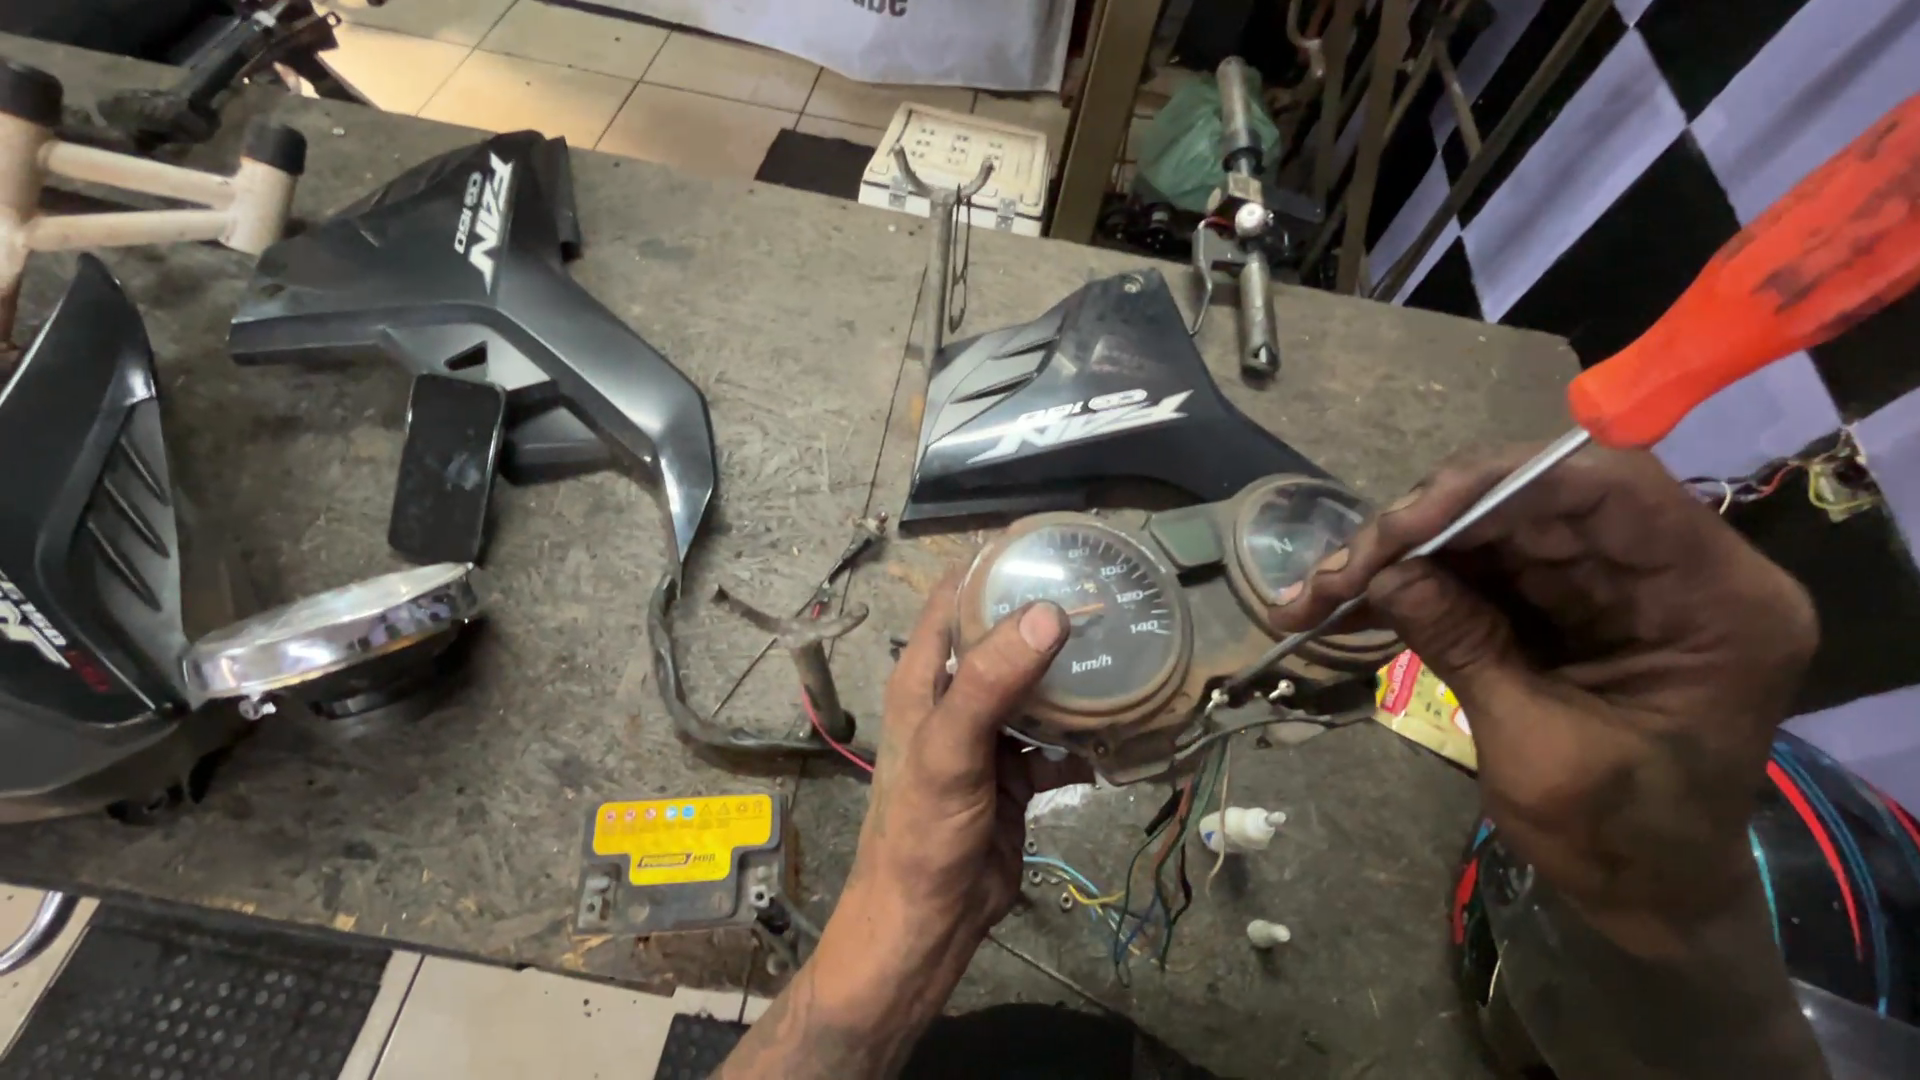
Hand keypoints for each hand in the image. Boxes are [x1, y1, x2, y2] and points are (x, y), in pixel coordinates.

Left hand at [717, 577, 1082, 1079]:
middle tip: (1110, 596)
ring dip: (1074, 677)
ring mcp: (989, 735)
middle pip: (1005, 638)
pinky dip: (1086, 740)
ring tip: (1128, 652)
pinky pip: (1057, 743)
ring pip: (1037, 689)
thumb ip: (990, 681)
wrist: (929, 921)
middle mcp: (956, 695)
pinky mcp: (1016, 774)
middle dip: (1049, 617)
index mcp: (926, 675)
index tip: (1049, 543)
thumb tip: (1046, 614)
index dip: (994, 564)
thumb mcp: (950, 748)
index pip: (956, 596)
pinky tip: (1124, 734)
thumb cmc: (922, 829)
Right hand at [1270, 445, 1816, 952]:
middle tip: (1332, 574)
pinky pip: (1465, 570)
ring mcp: (1593, 583)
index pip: (1606, 489)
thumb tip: (1382, 574)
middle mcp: (1654, 570)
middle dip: (1416, 532)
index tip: (1400, 526)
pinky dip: (1399, 585)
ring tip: (1313, 595)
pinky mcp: (1544, 601)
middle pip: (1523, 503)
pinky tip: (1338, 605)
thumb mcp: (1541, 749)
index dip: (1495, 486)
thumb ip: (1467, 647)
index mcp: (1709, 599)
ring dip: (1391, 558)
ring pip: (1478, 532)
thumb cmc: (1621, 839)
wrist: (1638, 891)